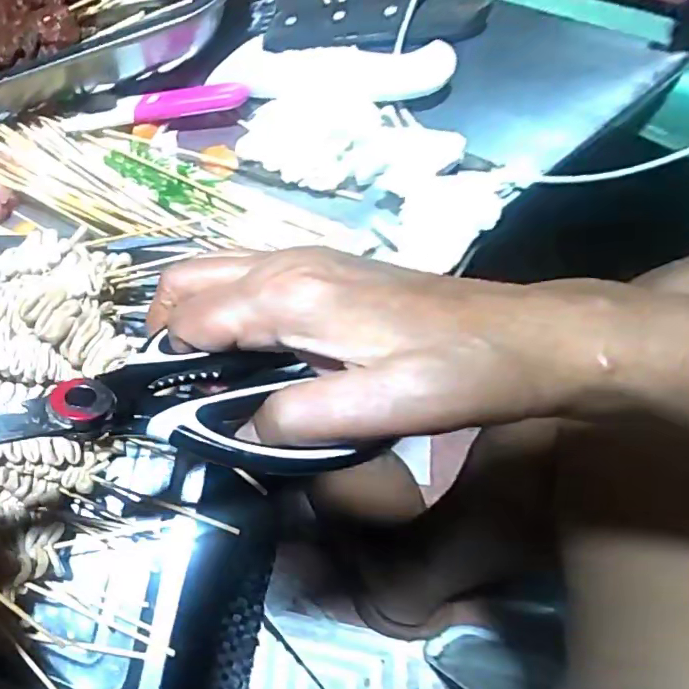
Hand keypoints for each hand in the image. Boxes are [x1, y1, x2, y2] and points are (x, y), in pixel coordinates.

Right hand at [146, 248, 618, 441]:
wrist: (527, 334)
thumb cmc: (457, 372)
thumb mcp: (379, 409)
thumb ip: (296, 420)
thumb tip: (234, 430)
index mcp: (288, 296)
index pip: (190, 321)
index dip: (170, 365)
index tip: (175, 407)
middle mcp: (281, 264)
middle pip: (182, 282)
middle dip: (161, 331)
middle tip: (179, 383)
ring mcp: (297, 258)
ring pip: (204, 273)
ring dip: (185, 317)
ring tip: (202, 369)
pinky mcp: (314, 265)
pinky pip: (235, 276)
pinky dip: (214, 308)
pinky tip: (240, 348)